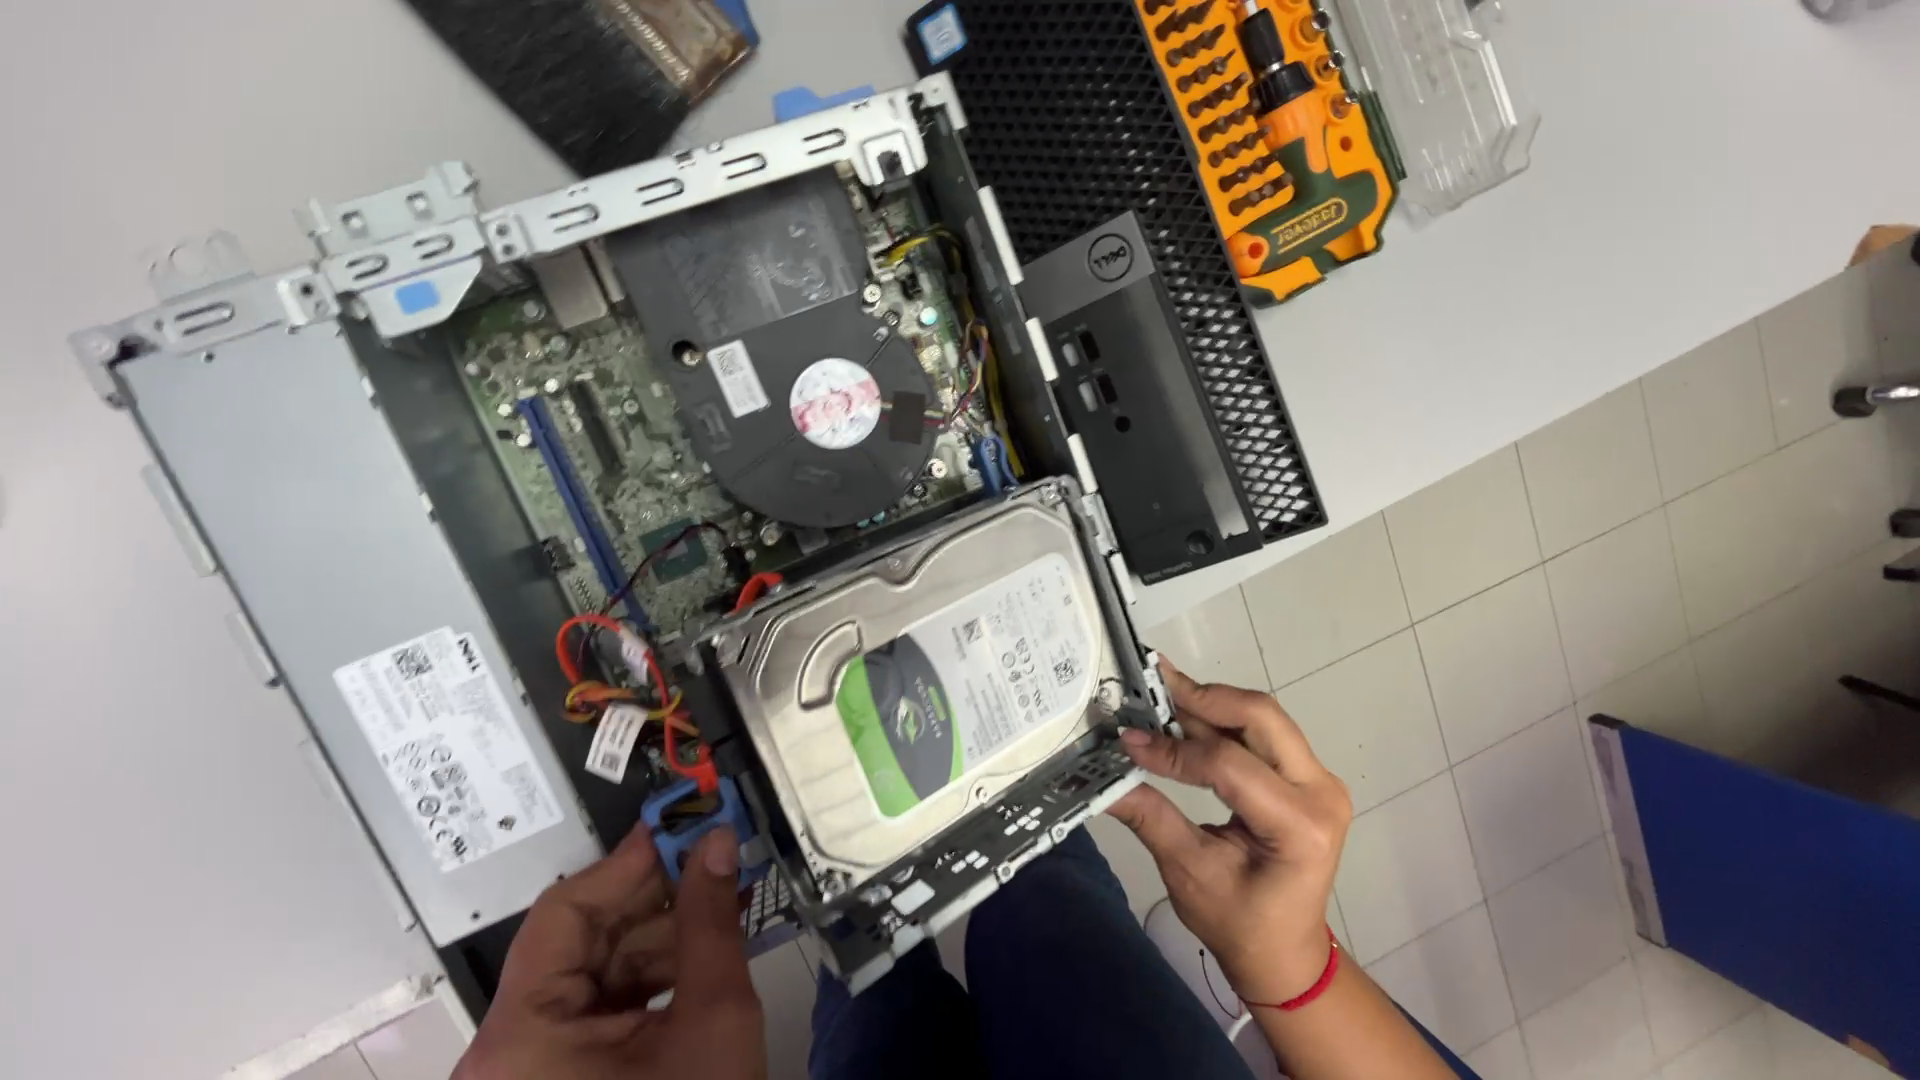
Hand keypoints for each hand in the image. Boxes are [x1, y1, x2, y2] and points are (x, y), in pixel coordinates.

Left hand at [453, 825, 765, 1079]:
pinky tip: (700, 951)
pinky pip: (602, 1007)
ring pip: (594, 971)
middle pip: (578, 940)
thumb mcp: (713, 1018)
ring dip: (660, 935)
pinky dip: (651, 976)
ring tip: (720, 901)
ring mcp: (529, 1070)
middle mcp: (506, 1050)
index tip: (682, 823)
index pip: (564, 913)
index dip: (627, 862)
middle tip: (711, 856)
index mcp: (519, 1039)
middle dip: (652, 896)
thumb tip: (716, 841)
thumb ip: (711, 921)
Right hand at [1107, 661, 1351, 1004]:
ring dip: (1209, 703)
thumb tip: (1104, 775)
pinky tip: (1183, 711)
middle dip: (1202, 698)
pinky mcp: (1304, 774)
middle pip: (1261, 718)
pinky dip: (1219, 718)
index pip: (1231, 764)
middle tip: (1152, 685)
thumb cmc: (1238, 922)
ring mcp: (1317, 779)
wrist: (1282, 951)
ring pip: (1262, 716)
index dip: (1175, 749)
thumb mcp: (1188, 873)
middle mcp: (1320, 791)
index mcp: (1300, 826)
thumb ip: (1150, 816)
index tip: (1127, 740)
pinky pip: (1261, 732)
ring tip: (1160, 691)